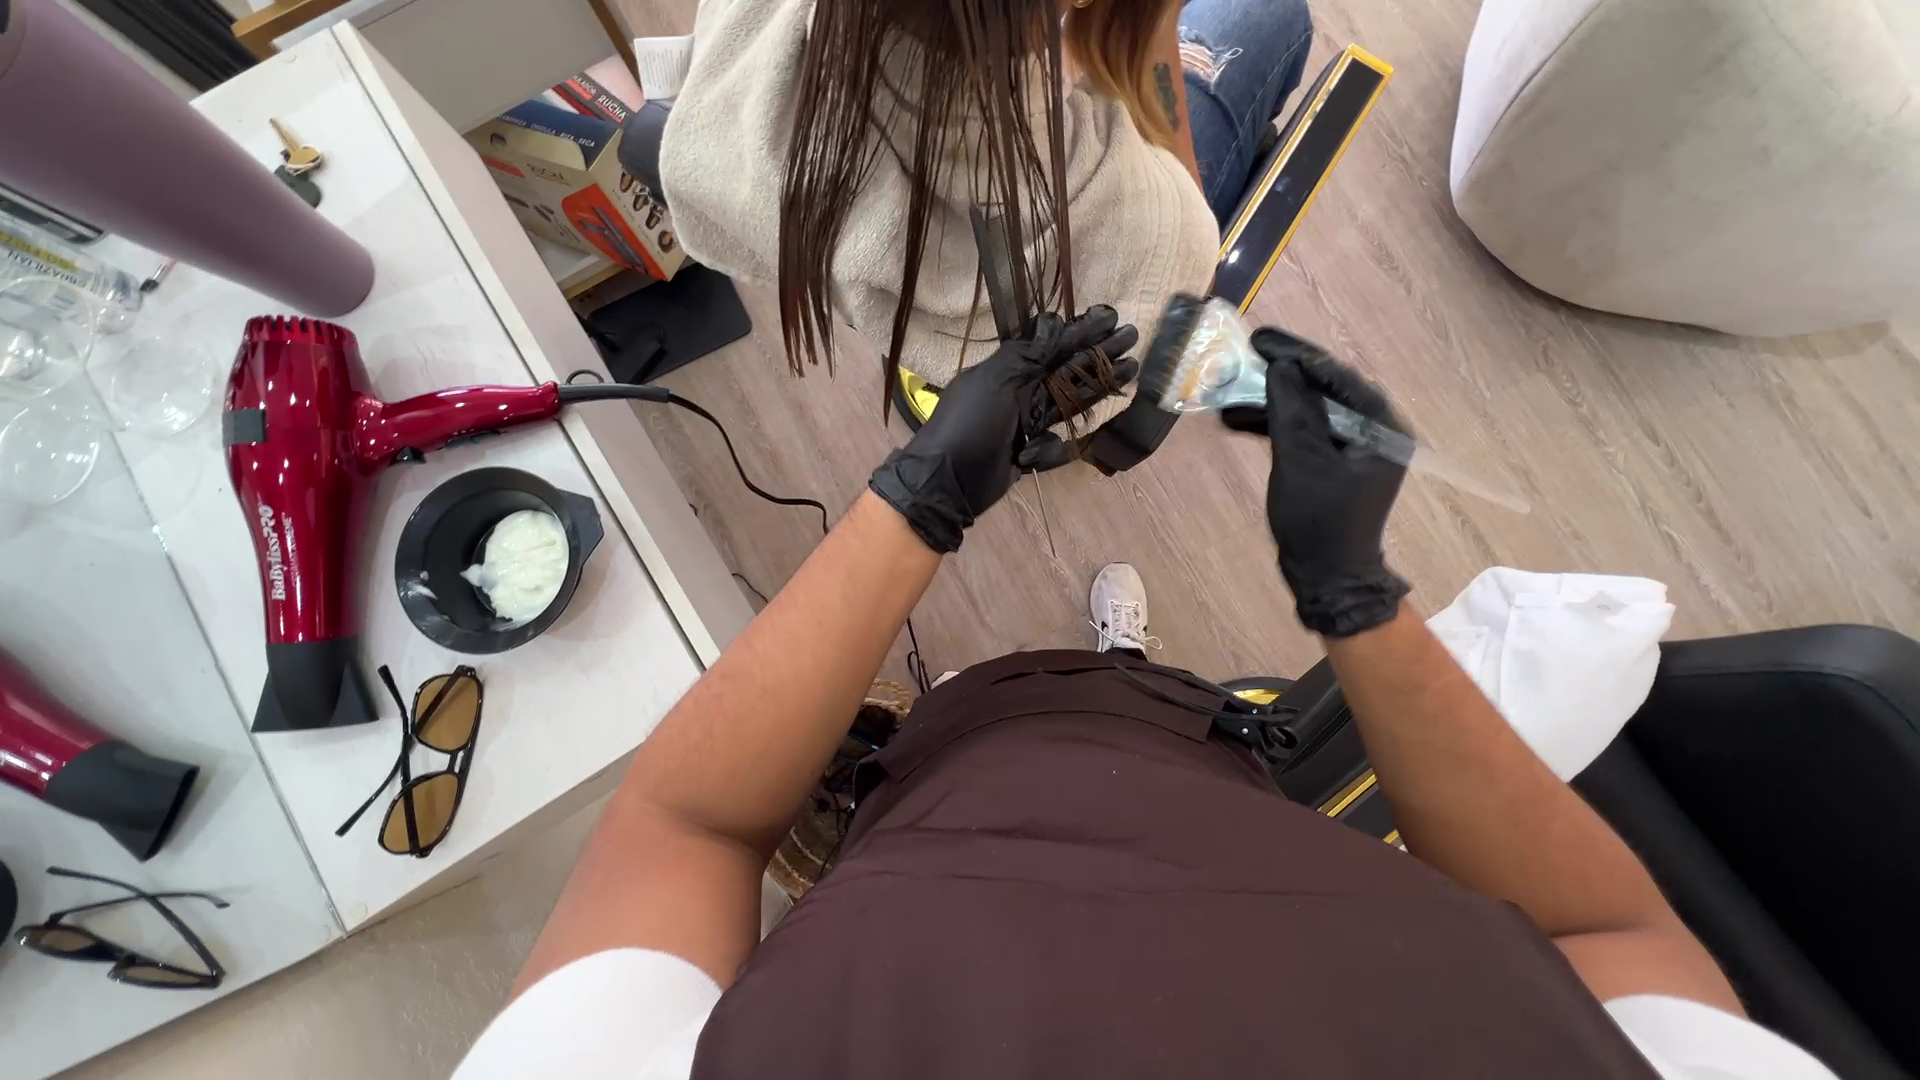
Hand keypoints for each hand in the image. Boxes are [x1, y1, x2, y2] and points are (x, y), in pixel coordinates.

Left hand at [870, 306, 1138, 552]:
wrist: (948, 482)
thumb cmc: (968, 425)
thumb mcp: (994, 381)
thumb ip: (1025, 354)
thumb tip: (1053, 322)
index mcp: (1009, 371)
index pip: (1053, 345)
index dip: (1082, 332)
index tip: (1111, 317)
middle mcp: (1020, 393)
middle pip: (1068, 370)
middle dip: (1099, 355)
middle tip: (1132, 339)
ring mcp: (1025, 424)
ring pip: (1069, 403)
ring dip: (1097, 388)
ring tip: (1131, 370)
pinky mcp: (1028, 453)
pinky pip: (1054, 446)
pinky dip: (1053, 450)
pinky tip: (1042, 452)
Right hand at [1223, 329, 1409, 637]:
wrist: (1327, 577)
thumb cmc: (1319, 520)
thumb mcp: (1301, 461)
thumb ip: (1291, 410)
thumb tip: (1281, 368)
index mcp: (1381, 428)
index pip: (1339, 377)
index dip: (1298, 354)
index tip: (1261, 340)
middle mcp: (1374, 432)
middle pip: (1324, 390)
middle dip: (1281, 375)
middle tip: (1245, 356)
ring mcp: (1353, 450)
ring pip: (1309, 411)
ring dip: (1270, 402)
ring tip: (1230, 394)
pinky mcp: (1333, 465)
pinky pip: (1304, 433)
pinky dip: (1274, 426)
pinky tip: (1238, 421)